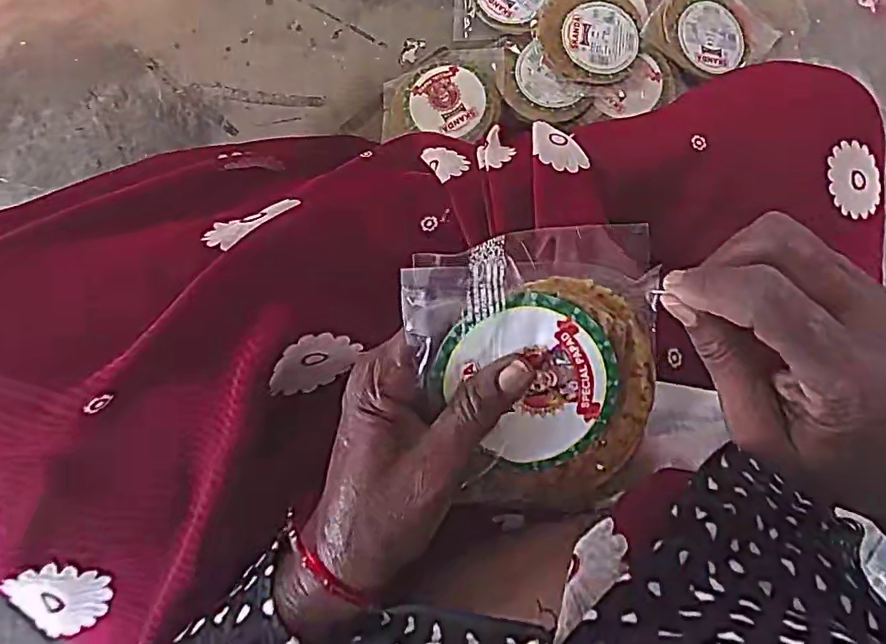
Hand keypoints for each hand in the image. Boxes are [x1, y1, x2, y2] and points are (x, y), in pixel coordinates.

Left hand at [273, 331, 535, 639]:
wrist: (345, 569)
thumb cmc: (380, 519)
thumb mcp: (436, 463)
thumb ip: (477, 409)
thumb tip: (523, 362)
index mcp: (380, 373)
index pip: (436, 322)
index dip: (481, 315)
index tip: (523, 315)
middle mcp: (384, 372)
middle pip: (446, 340)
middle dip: (492, 342)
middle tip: (540, 342)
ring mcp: (394, 392)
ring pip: (450, 364)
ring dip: (488, 368)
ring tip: (535, 364)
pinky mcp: (405, 412)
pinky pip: (446, 387)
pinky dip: (476, 392)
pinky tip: (510, 397)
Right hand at [662, 212, 885, 538]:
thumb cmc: (825, 459)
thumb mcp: (758, 431)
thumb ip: (720, 360)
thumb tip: (680, 300)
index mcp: (846, 374)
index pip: (769, 299)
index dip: (711, 286)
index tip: (674, 291)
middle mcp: (869, 320)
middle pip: (777, 247)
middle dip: (720, 264)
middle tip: (694, 297)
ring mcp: (871, 292)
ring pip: (785, 234)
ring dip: (737, 255)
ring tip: (720, 295)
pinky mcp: (863, 279)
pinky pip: (797, 243)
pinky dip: (757, 256)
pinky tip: (746, 291)